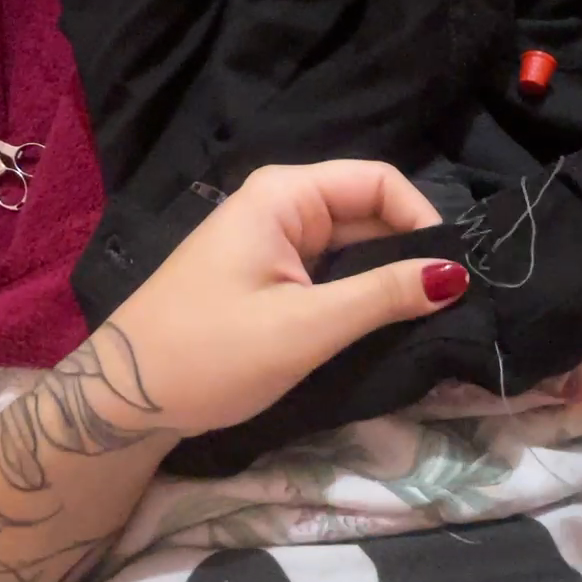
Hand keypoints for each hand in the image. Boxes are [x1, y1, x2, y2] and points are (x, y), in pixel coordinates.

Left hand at [94, 161, 469, 437]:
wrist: (125, 400)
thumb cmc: (210, 353)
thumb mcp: (305, 326)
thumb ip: (383, 295)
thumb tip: (456, 275)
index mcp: (285, 195)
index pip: (378, 182)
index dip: (422, 219)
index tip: (452, 275)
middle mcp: (281, 205)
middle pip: (367, 210)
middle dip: (409, 250)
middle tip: (453, 303)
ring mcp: (272, 240)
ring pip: (351, 244)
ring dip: (387, 276)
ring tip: (429, 316)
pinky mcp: (268, 274)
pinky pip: (329, 269)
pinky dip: (359, 292)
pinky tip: (385, 322)